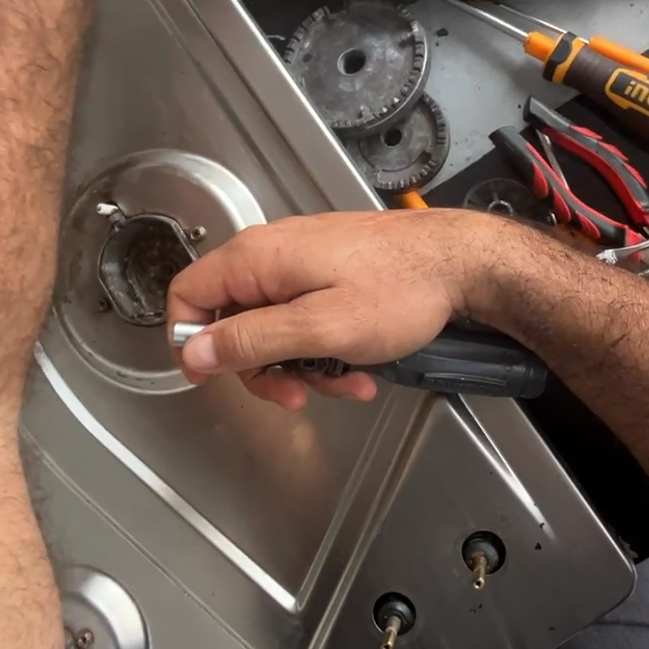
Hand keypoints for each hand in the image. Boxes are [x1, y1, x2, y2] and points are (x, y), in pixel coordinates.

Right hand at [166, 210, 526, 409]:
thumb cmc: (398, 290)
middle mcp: (274, 253)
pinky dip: (326, 347)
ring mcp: (304, 262)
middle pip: (233, 318)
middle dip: (263, 366)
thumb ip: (251, 339)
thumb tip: (193, 352)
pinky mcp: (330, 272)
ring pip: (276, 326)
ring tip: (348, 381)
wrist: (459, 261)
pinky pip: (307, 317)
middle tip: (296, 394)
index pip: (188, 293)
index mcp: (258, 258)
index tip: (213, 378)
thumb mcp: (319, 327)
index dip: (191, 340)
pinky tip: (360, 368)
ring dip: (304, 364)